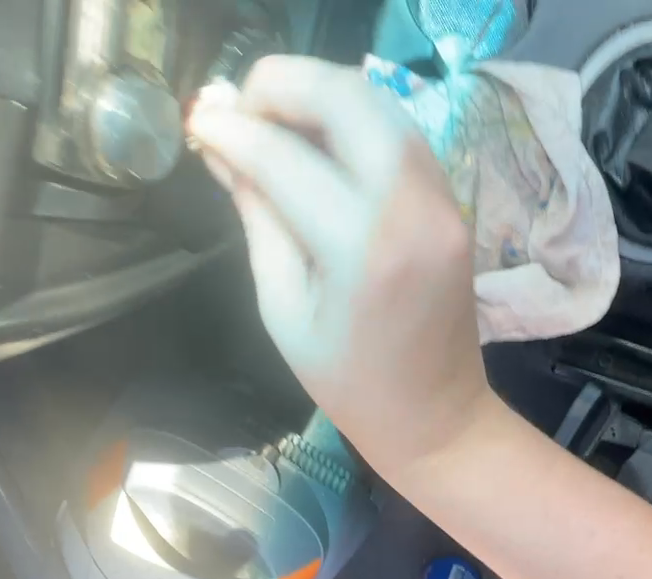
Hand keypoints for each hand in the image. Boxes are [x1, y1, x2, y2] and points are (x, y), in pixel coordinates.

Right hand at [187, 57, 497, 474]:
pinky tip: (320, 143)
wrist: (440, 418)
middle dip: (281, 85)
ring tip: (273, 123)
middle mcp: (413, 210)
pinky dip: (357, 122)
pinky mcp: (454, 207)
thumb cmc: (354, 388)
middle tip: (239, 111)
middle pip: (346, 97)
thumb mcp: (286, 312)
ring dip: (320, 96)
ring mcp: (444, 204)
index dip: (232, 129)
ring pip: (380, 105)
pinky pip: (402, 136)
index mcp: (364, 250)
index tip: (198, 122)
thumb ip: (259, 222)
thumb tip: (224, 149)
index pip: (285, 156)